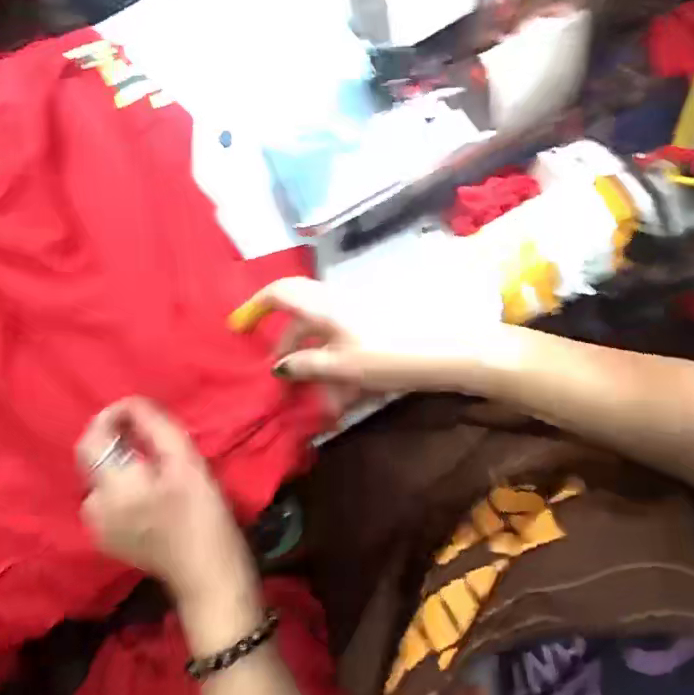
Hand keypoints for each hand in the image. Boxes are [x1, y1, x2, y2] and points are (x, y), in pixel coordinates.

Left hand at [76, 398, 259, 633]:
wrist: (209, 576)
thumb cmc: (203, 514)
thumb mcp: (186, 461)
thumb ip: (154, 426)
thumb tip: (131, 404)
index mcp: (113, 488)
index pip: (91, 438)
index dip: (110, 416)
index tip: (137, 409)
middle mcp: (94, 508)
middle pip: (91, 457)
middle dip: (115, 438)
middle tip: (149, 433)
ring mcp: (97, 528)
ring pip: (98, 477)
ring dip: (118, 460)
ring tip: (152, 460)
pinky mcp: (106, 540)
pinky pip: (104, 498)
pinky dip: (120, 483)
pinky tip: (148, 488)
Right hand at [229, 277, 516, 411]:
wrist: (453, 352)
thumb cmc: (391, 355)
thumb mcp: (342, 366)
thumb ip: (306, 365)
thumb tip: (278, 368)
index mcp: (324, 306)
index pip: (280, 292)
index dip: (256, 305)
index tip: (240, 325)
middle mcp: (338, 305)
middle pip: (302, 320)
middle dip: (289, 349)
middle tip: (282, 381)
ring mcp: (360, 316)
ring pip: (325, 337)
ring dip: (317, 365)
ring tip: (322, 402)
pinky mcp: (378, 330)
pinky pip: (347, 346)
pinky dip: (340, 368)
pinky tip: (348, 398)